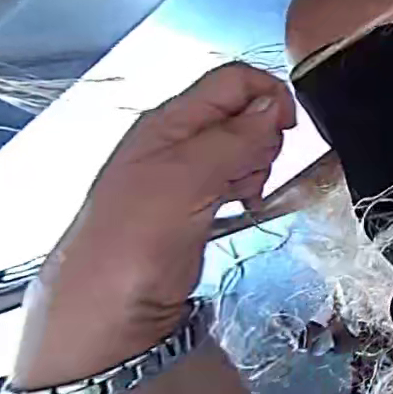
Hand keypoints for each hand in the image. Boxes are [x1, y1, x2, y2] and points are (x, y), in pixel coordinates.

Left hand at [13, 63, 294, 388]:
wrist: (107, 314)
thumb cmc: (138, 240)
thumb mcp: (186, 180)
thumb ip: (234, 137)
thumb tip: (276, 103)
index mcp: (170, 121)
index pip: (234, 80)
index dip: (269, 95)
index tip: (285, 130)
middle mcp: (180, 137)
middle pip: (247, 109)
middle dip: (265, 136)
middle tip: (252, 171)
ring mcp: (189, 168)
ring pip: (249, 142)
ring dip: (259, 164)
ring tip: (243, 193)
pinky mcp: (199, 196)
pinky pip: (241, 171)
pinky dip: (252, 183)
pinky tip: (242, 203)